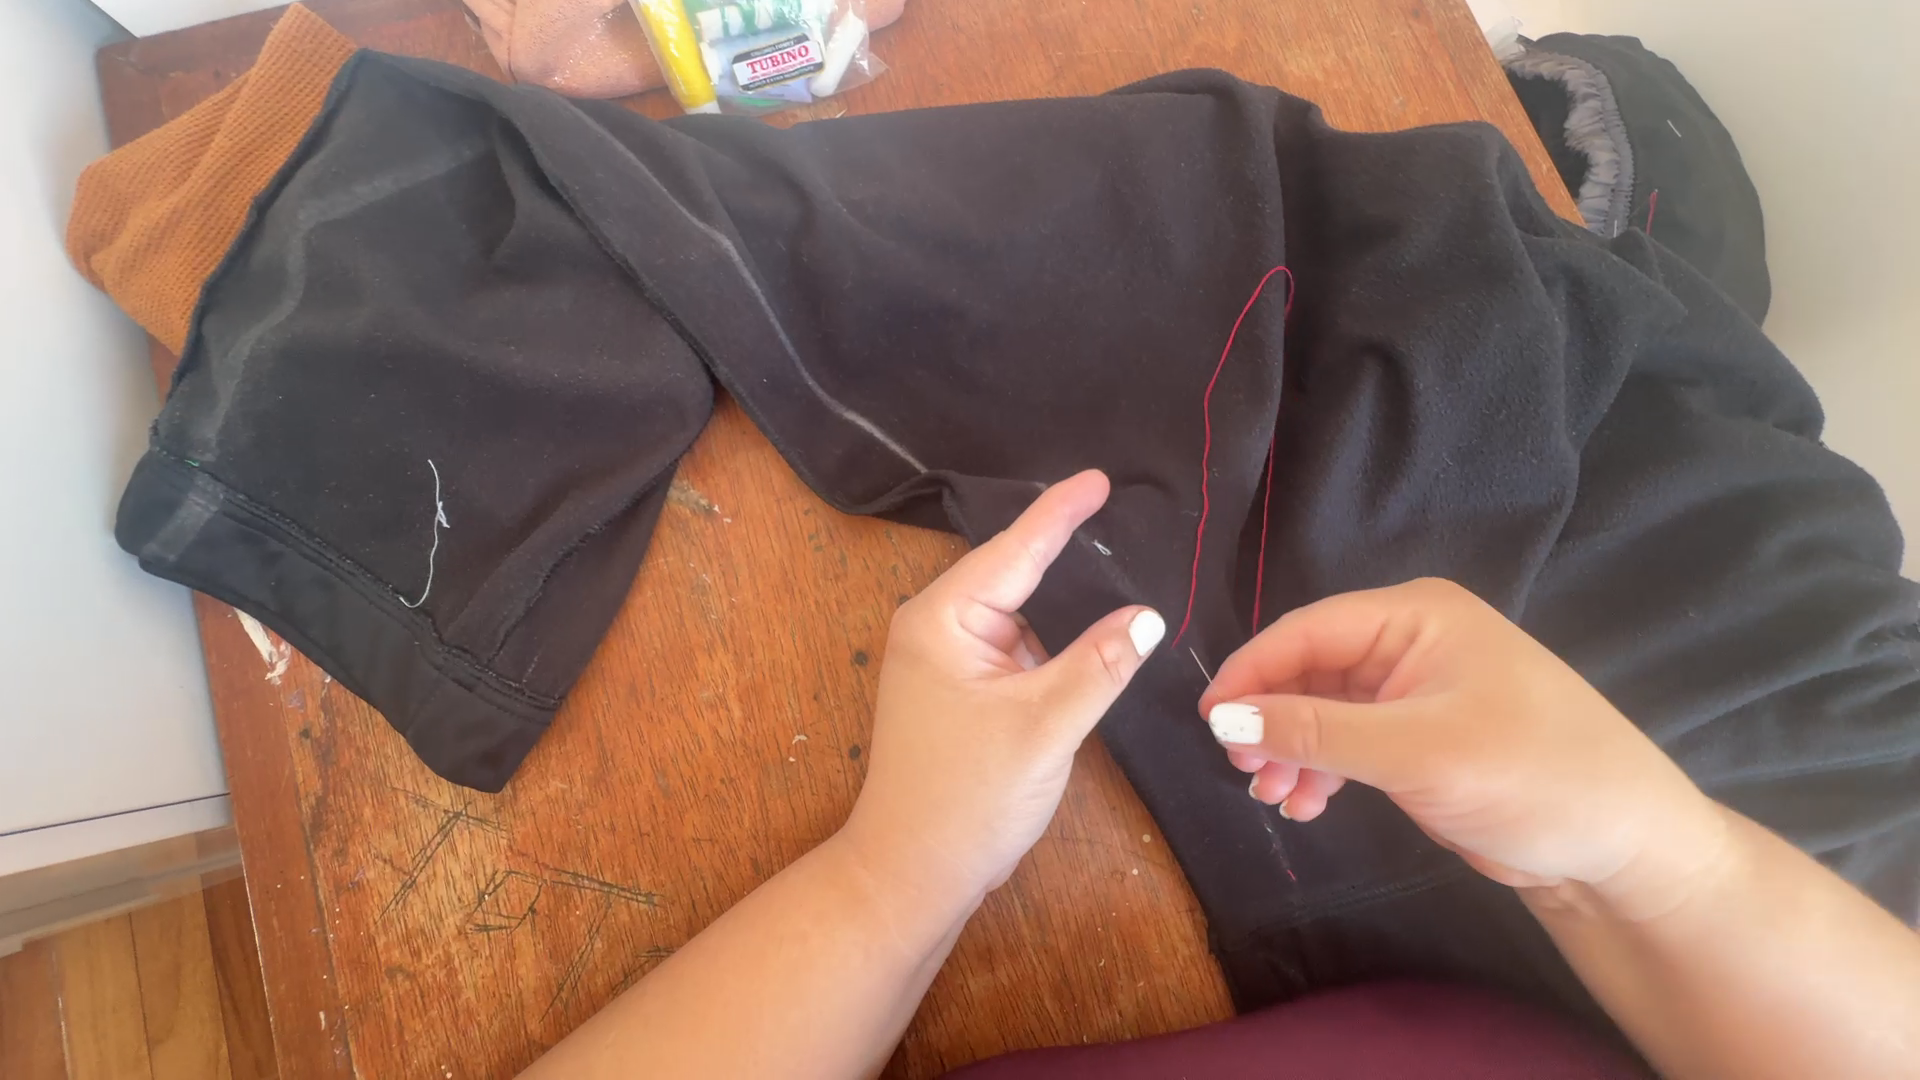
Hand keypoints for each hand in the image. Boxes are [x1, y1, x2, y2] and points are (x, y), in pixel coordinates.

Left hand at [839, 471, 1164, 901]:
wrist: (913, 873)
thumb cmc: (968, 797)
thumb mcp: (1044, 726)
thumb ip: (1099, 664)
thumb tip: (1149, 614)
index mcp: (943, 619)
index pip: (1014, 550)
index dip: (1060, 512)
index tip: (1100, 477)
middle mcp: (937, 626)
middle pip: (1013, 577)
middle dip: (1063, 554)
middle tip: (1120, 515)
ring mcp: (946, 659)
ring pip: (1018, 617)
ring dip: (1059, 611)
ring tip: (1111, 578)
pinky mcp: (960, 688)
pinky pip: (1014, 649)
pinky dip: (1048, 647)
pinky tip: (1082, 645)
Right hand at [1198, 578, 1728, 916]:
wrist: (1632, 857)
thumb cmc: (1534, 779)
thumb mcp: (1416, 752)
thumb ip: (1313, 730)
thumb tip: (1221, 718)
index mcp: (1412, 616)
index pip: (1306, 631)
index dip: (1251, 672)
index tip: (1210, 719)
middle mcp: (1404, 641)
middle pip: (1306, 670)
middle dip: (1271, 720)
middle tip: (1243, 767)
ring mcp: (1407, 688)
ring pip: (1317, 708)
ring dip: (1289, 750)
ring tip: (1272, 795)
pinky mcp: (1409, 732)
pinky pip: (1341, 739)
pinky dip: (1316, 769)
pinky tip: (1305, 804)